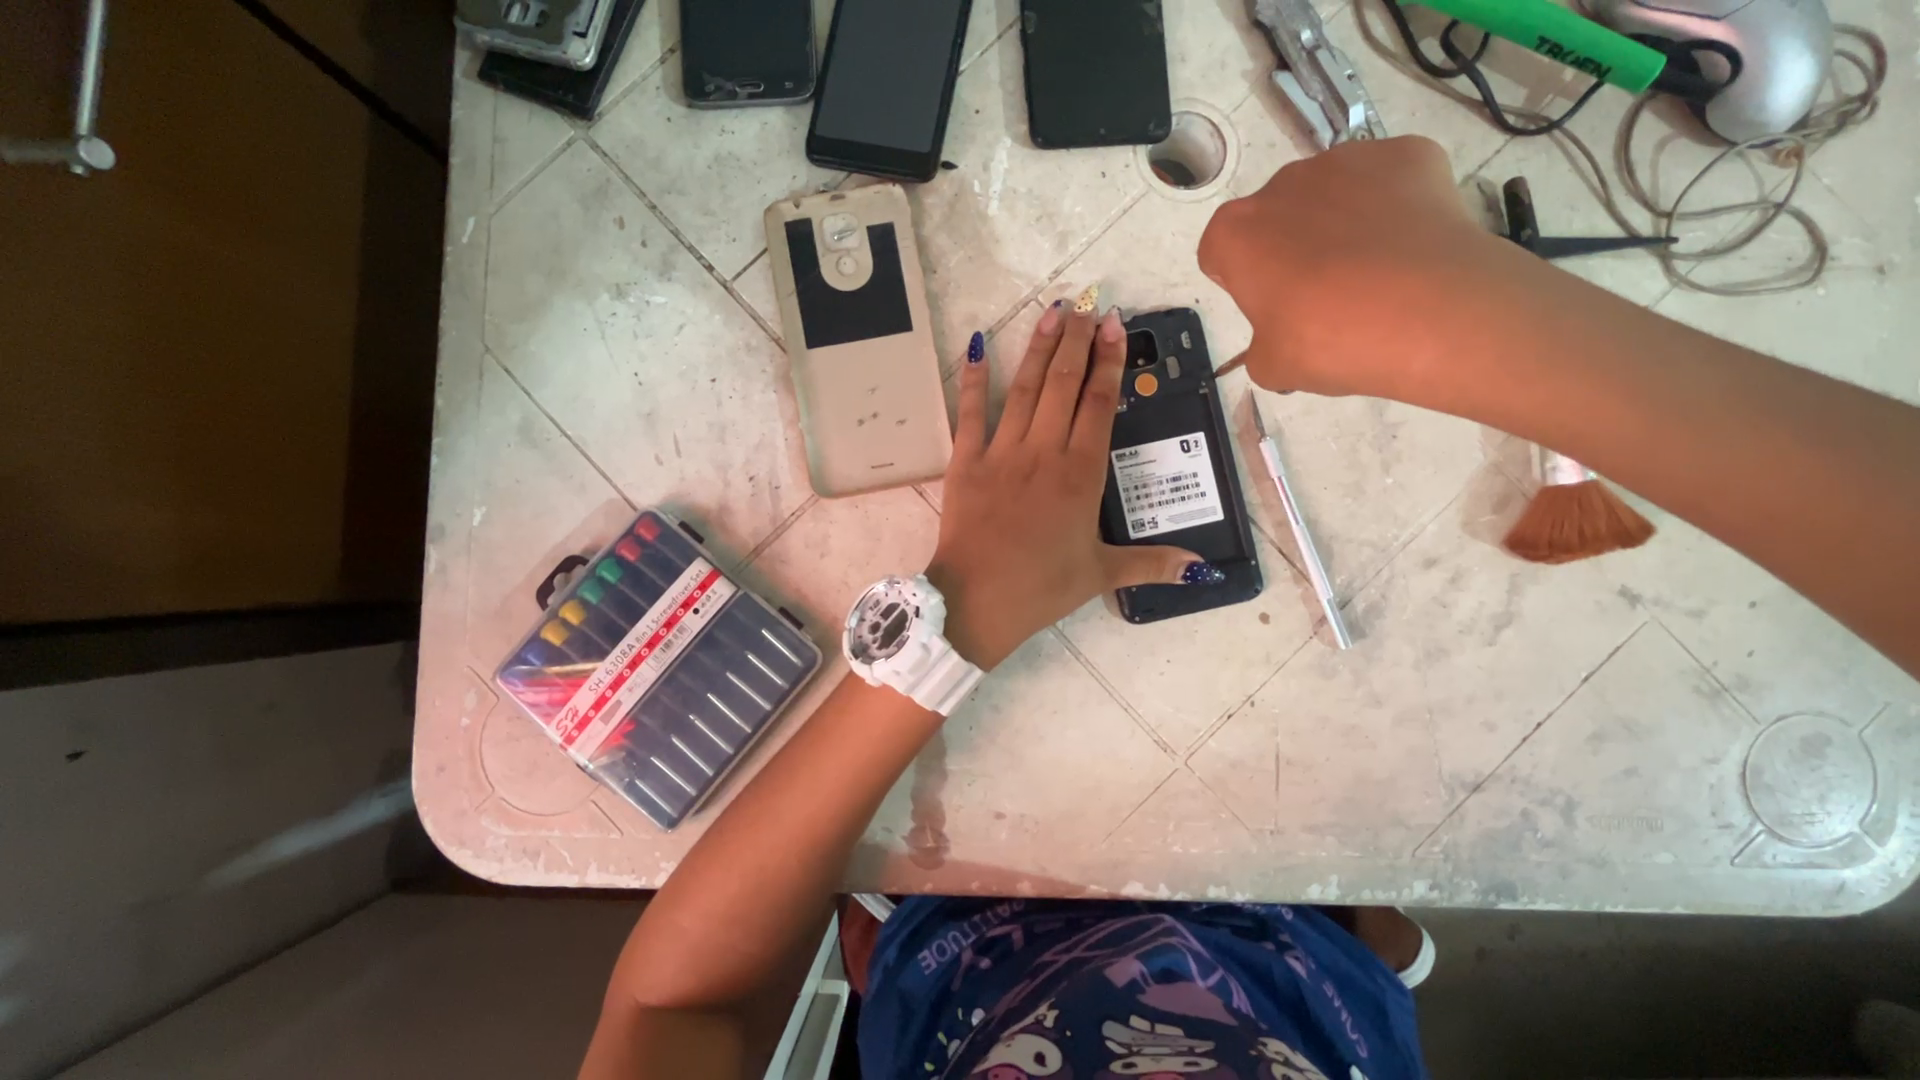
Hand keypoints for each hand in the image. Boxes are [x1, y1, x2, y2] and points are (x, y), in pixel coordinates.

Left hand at [926, 297, 1219, 669]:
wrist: (976, 602)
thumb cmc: (1042, 589)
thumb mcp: (1101, 574)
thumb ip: (1151, 563)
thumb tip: (1202, 568)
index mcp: (1081, 475)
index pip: (1099, 405)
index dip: (1109, 363)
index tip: (1115, 327)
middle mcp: (1044, 453)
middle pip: (1064, 385)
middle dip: (1077, 342)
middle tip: (1086, 305)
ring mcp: (1002, 453)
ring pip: (1025, 389)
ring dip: (1039, 349)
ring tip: (1051, 312)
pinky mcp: (965, 462)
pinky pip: (970, 413)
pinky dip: (975, 379)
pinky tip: (979, 346)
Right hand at [1198, 136, 1504, 399]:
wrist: (1432, 313)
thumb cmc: (1332, 341)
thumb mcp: (1274, 368)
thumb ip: (1262, 347)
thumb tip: (1280, 341)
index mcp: (1236, 233)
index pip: (1220, 252)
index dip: (1243, 282)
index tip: (1271, 307)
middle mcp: (1282, 184)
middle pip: (1277, 217)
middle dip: (1293, 247)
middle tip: (1325, 297)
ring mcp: (1347, 161)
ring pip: (1334, 194)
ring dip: (1342, 223)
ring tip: (1377, 273)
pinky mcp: (1407, 153)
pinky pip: (1391, 180)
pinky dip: (1397, 206)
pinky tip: (1412, 247)